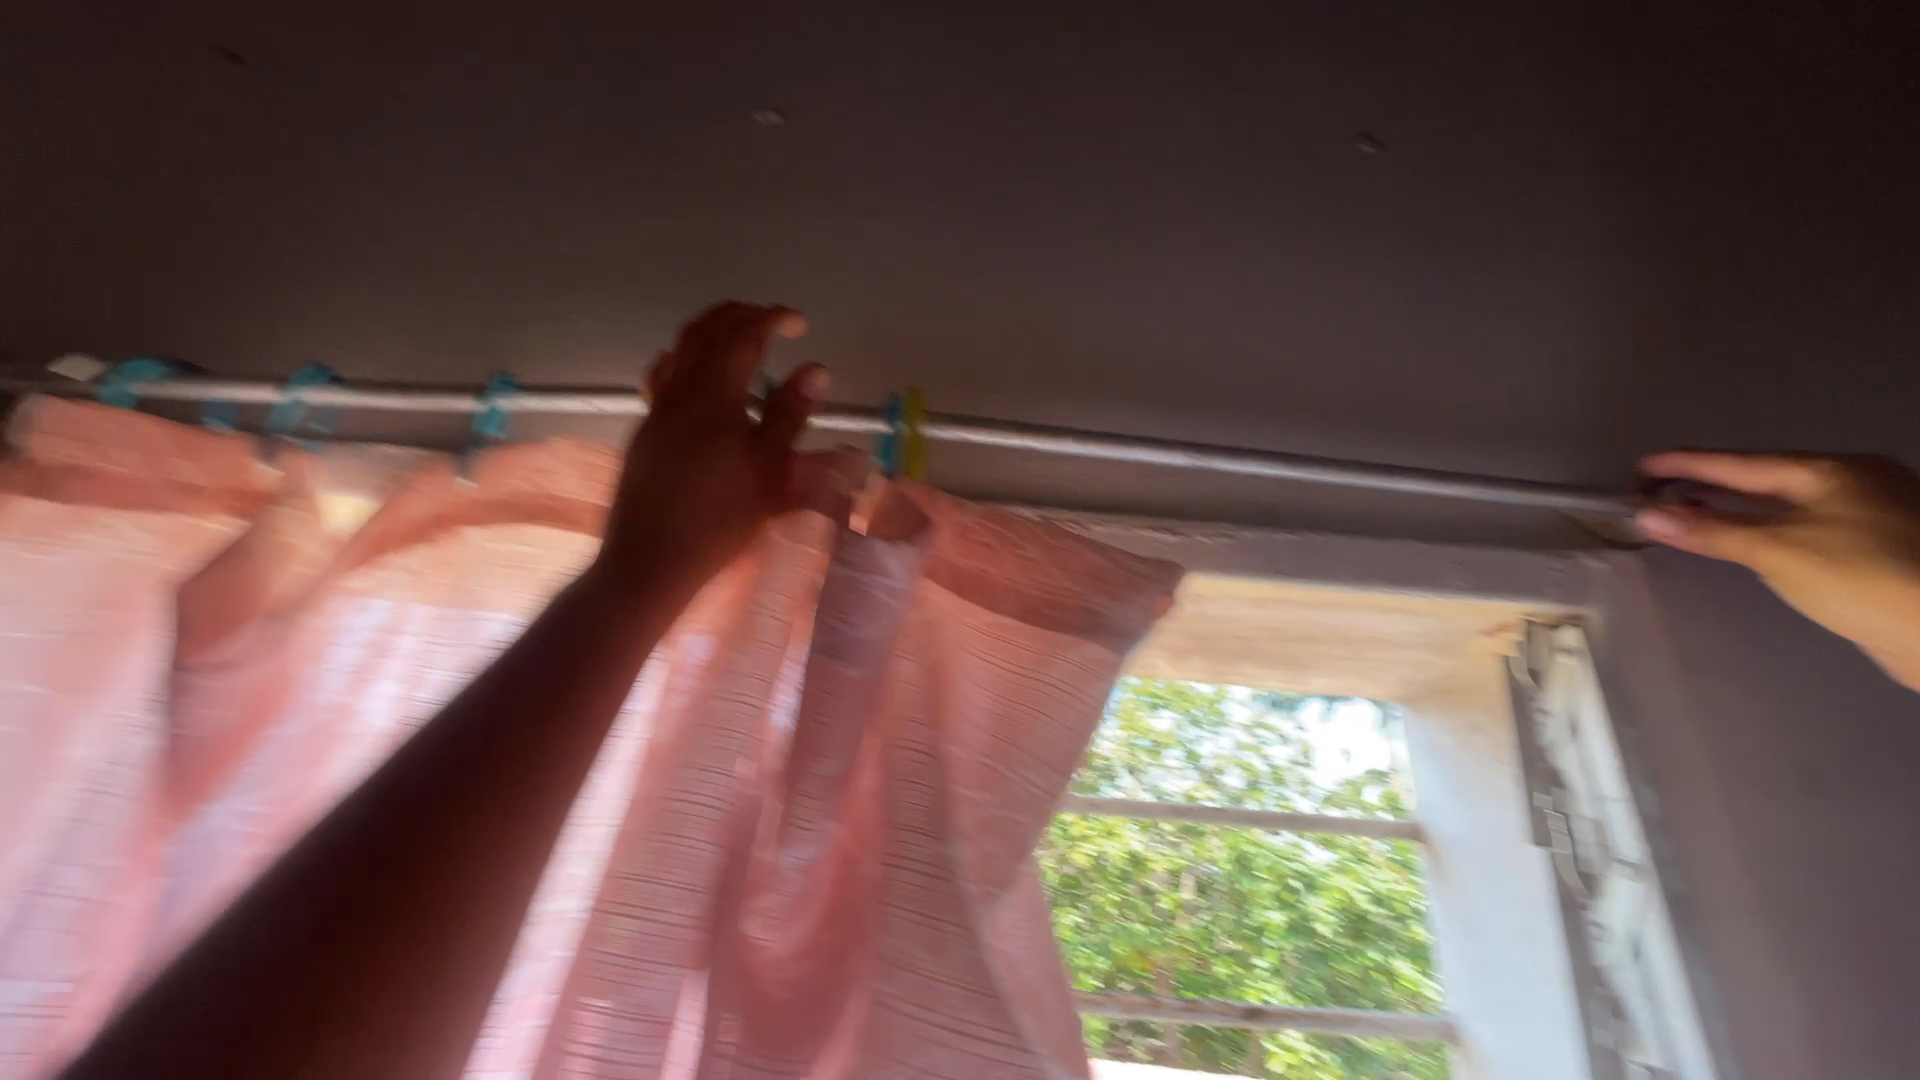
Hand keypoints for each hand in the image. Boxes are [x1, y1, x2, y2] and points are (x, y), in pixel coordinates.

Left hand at [594, 301, 825, 591]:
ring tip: (739, 340)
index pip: (744, 337)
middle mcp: (681, 392)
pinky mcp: (645, 431)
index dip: (772, 320)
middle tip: (771, 320)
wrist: (651, 559)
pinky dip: (686, 358)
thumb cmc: (721, 521)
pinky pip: (663, 375)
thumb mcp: (770, 472)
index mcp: (716, 398)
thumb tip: (816, 369)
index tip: (799, 322)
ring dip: (712, 331)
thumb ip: (791, 416)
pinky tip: (694, 375)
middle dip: (741, 314)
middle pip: (706, 330)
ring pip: (681, 348)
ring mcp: (657, 410)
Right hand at [1638, 451, 1919, 689]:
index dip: (1687, 464)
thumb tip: (1646, 515)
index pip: (1742, 464)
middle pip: (1763, 479)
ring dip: (1729, 508)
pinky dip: (1757, 527)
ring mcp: (1868, 515)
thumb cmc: (1862, 575)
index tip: (1640, 464)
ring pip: (1780, 504)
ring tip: (1683, 511)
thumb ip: (1709, 530)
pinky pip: (1796, 526)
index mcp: (1834, 472)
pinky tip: (1736, 537)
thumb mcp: (1775, 550)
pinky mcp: (1872, 547)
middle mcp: (1855, 484)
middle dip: (1706, 485)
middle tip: (1654, 489)